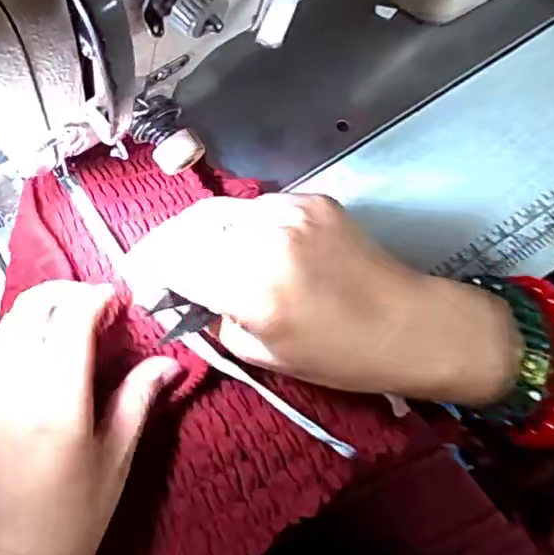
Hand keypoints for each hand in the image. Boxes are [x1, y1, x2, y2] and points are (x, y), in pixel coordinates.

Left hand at [0, 281, 179, 554]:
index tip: (124, 305)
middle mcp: (8, 377)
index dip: (103, 297)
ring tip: (77, 333)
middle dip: (76, 295)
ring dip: (49, 310)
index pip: (74, 311)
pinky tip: (44, 356)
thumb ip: (138, 399)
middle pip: (40, 300)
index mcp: (52, 397)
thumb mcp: (113, 464)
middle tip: (105, 316)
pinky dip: (24, 330)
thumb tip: (171, 362)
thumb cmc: (64, 528)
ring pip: (14, 314)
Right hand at [124, 194, 518, 404]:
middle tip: (154, 267)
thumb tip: (178, 299)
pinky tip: (238, 245)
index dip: (148, 273)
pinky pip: (252, 208)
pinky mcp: (309, 198)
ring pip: (216, 210)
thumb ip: (212, 319)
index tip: (142, 286)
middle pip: (187, 225)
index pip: (173, 260)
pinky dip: (233, 225)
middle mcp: (265, 235)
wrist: (411, 323)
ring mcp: (289, 209)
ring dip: (194, 231)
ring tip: (190, 254)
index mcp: (252, 283)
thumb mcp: (262, 353)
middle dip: (162, 246)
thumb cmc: (339, 356)